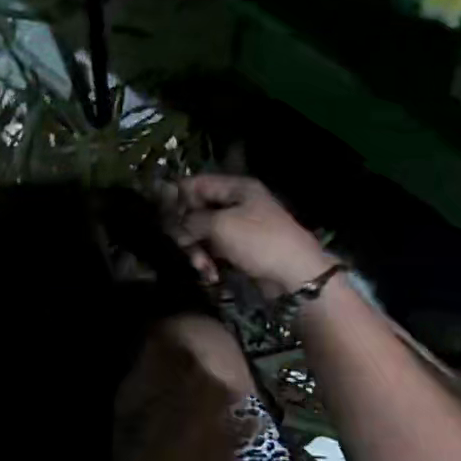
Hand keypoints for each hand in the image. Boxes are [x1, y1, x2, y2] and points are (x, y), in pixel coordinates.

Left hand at [95, 318, 283, 460]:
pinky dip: (159, 414)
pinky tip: (164, 404)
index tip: (248, 399)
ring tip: (193, 371)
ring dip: (181, 395)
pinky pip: (148, 434)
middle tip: (216, 366)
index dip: (233, 419)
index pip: (219, 443)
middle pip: (191, 423)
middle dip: (203, 394)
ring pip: (168, 423)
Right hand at [167, 175, 333, 297]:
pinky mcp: (242, 250)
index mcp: (236, 187)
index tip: (165, 220)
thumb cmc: (259, 242)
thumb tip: (173, 223)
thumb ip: (191, 220)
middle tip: (185, 249)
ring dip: (198, 252)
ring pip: (204, 234)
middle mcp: (237, 203)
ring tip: (203, 269)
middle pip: (197, 211)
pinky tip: (212, 276)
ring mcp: (240, 227)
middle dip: (188, 232)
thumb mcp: (221, 225)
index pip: (194, 184)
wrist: (296, 274)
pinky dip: (211, 262)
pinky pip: (216, 251)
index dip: (176, 200)